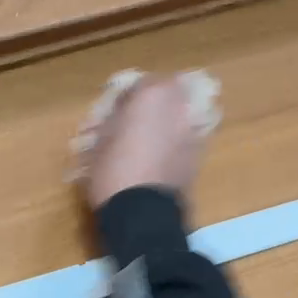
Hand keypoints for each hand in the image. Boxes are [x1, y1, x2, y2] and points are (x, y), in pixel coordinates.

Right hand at [80, 71, 218, 210]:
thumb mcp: (97, 146)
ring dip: (165, 124)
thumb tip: (112, 119)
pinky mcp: (199, 154)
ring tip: (147, 145)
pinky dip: (173, 144)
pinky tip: (158, 160)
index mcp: (151, 93)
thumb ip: (109, 123)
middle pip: (165, 95)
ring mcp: (193, 128)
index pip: (136, 84)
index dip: (121, 100)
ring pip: (178, 116)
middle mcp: (178, 104)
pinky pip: (184, 139)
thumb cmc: (112, 174)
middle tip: (133, 125)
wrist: (142, 213)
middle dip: (150, 106)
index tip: (110, 115)